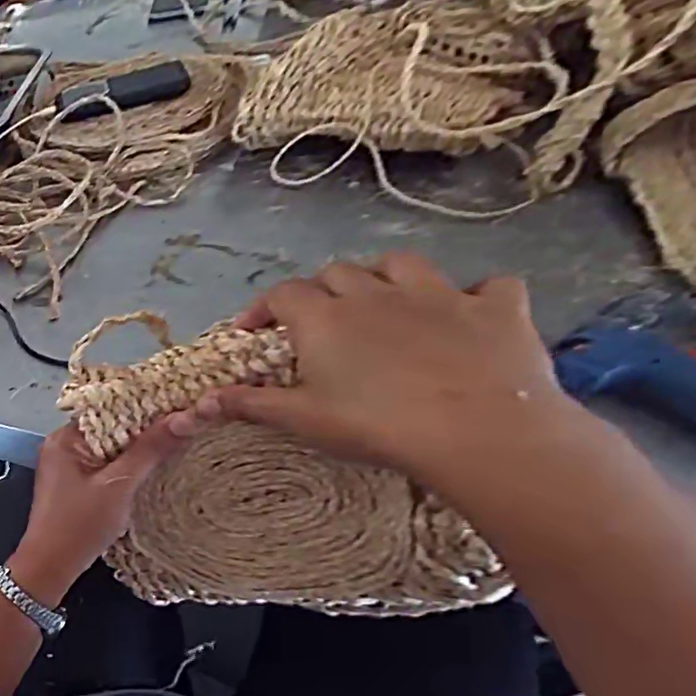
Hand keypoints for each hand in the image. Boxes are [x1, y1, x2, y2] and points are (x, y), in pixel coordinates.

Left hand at [6, 420, 191, 605]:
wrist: (50, 565)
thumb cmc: (77, 526)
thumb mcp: (119, 485)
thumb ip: (150, 450)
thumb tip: (183, 418)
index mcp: (65, 438)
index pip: (110, 409)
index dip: (146, 406)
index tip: (181, 404)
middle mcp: (63, 446)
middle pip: (112, 427)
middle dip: (147, 427)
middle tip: (188, 422)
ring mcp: (69, 465)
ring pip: (112, 447)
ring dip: (141, 447)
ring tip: (179, 439)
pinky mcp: (77, 483)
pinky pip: (108, 464)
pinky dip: (129, 465)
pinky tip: (155, 465)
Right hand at [203, 252, 590, 489]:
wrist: (480, 432)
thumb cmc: (374, 425)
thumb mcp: (301, 419)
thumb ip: (249, 404)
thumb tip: (199, 402)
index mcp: (323, 319)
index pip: (281, 294)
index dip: (261, 308)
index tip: (251, 331)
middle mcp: (374, 294)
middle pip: (336, 272)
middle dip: (318, 290)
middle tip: (314, 321)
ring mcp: (440, 295)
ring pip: (402, 264)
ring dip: (383, 276)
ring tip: (379, 301)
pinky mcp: (496, 308)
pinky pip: (487, 286)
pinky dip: (472, 295)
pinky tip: (465, 314)